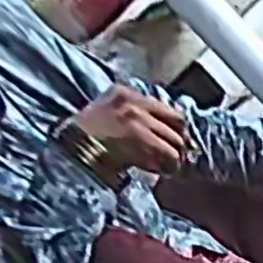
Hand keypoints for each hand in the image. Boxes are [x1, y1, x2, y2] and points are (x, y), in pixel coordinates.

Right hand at [73, 85, 189, 174]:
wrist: (79, 147)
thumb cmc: (99, 135)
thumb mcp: (118, 113)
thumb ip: (145, 117)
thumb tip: (183, 134)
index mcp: (128, 94)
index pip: (173, 112)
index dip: (178, 131)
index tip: (173, 143)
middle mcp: (133, 103)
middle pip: (180, 127)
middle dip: (179, 145)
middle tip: (171, 156)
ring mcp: (137, 119)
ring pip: (177, 143)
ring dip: (174, 159)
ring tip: (159, 163)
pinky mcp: (140, 137)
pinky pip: (171, 156)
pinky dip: (169, 167)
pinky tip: (155, 168)